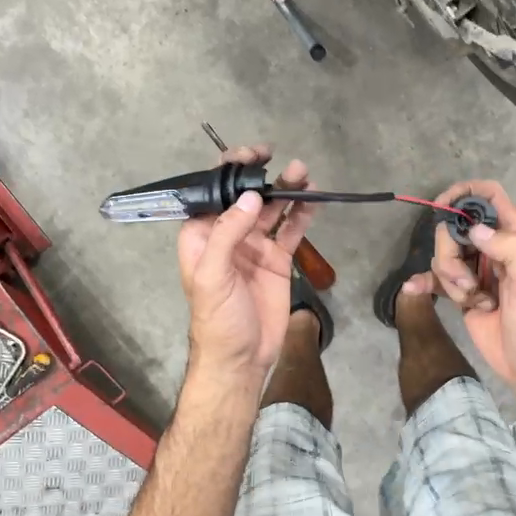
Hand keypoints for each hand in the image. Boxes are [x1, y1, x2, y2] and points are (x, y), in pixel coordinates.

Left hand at [177, 146, 316, 385]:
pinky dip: (302, 213)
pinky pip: (290, 230)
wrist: (241, 359)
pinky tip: (314, 198)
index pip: (213, 194)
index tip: (248, 155)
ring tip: (303, 172)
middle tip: (277, 156)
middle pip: (244, 195)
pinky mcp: (277, 259)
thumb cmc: (217, 319)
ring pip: (271, 208)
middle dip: (259, 174)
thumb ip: (228, 233)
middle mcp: (228, 235)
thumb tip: (250, 197)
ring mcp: (254, 246)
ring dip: (285, 189)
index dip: (228, 171)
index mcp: (202, 235)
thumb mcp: (212, 276)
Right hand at [422, 180, 515, 396]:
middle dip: (451, 252)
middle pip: (456, 229)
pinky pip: (437, 279)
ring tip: (470, 300)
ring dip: (449, 277)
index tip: (443, 206)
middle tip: (466, 282)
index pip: (491, 197)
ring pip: (445, 254)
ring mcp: (477, 271)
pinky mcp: (463, 293)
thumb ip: (512, 250)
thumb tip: (475, 230)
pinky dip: (424, 282)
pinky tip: (412, 288)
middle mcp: (494, 250)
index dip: (465, 193)